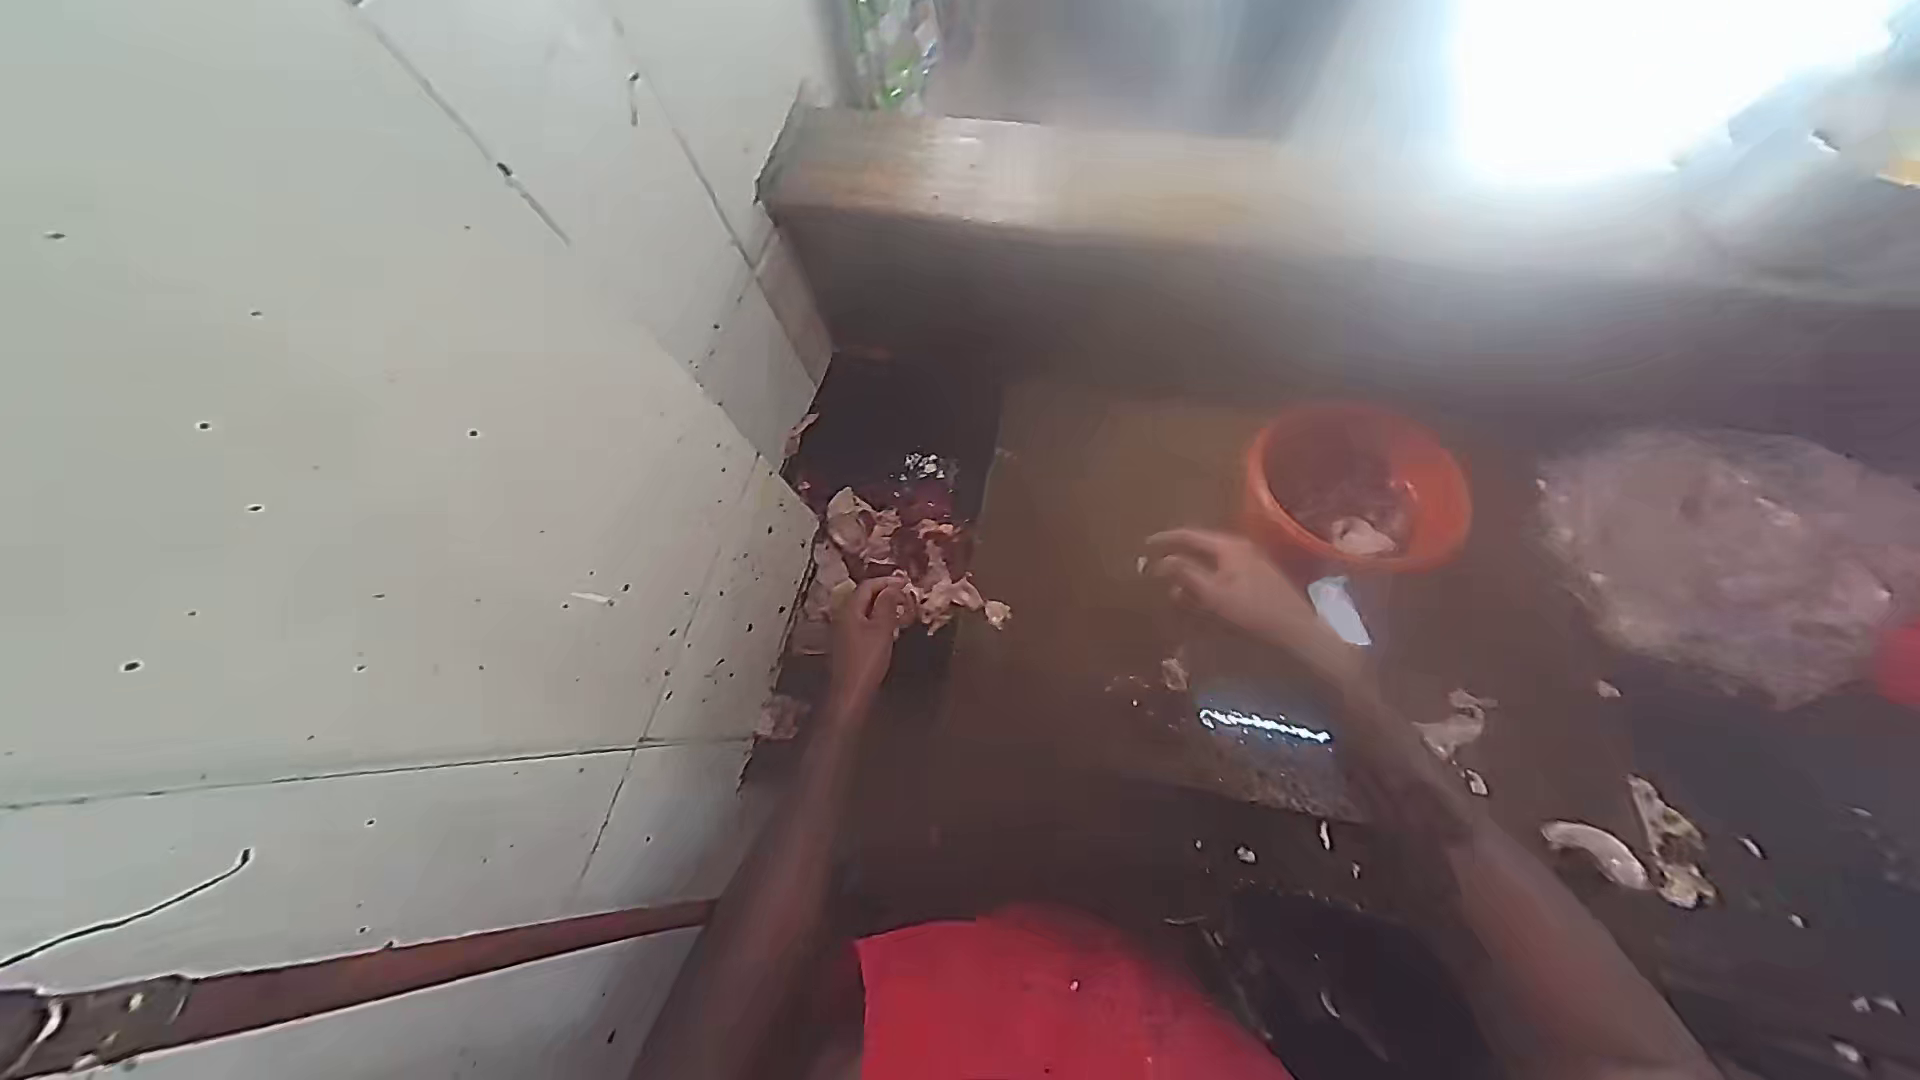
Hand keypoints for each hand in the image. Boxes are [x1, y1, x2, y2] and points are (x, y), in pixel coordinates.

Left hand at [828, 576, 910, 712]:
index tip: (906, 583)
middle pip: (864, 596)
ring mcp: (843, 630)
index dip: (887, 581)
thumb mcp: (882, 628)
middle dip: (885, 592)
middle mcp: (843, 615)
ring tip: (902, 610)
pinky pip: (864, 623)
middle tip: (905, 596)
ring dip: (883, 607)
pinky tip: (890, 629)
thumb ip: (887, 604)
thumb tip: (892, 586)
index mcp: (850, 609)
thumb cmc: (867, 659)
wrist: (851, 691)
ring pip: (865, 610)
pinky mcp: (848, 643)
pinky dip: (878, 620)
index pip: (867, 585)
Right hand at [1144, 528, 1362, 686]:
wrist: (1298, 631)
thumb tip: (1159, 561)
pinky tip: (1199, 594)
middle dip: (1177, 554)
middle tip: (1156, 563)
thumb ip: (1184, 574)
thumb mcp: (1212, 594)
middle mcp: (1240, 547)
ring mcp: (1251, 561)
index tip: (1145, 545)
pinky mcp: (1257, 576)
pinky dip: (1205, 578)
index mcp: (1228, 545)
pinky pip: (1222, 570)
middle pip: (1201, 545)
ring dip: (1191, 569)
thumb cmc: (1252, 611)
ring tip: (1173, 583)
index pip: (1189, 534)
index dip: (1165, 539)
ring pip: (1212, 559)